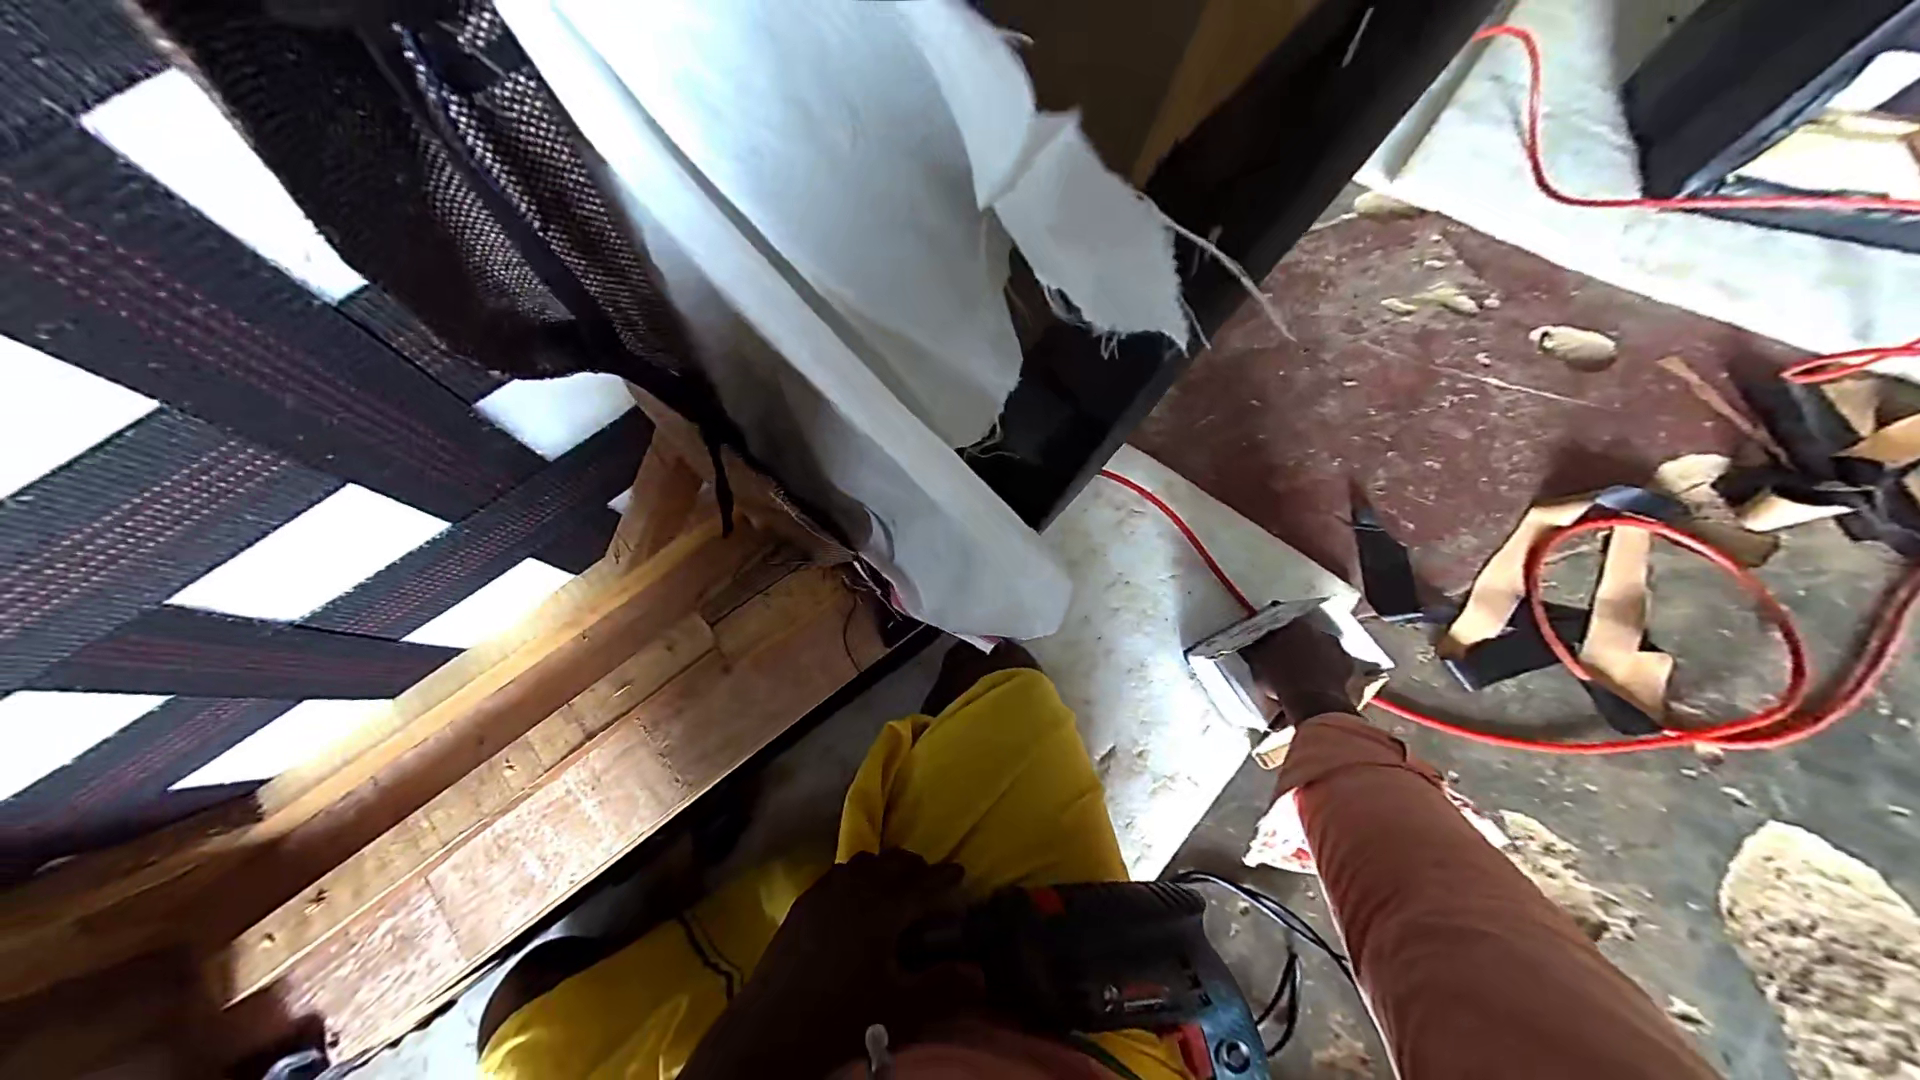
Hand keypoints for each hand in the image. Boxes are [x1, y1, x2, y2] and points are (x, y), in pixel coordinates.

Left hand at [680, 850, 980, 1079]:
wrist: (767, 1033)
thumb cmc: (839, 1019)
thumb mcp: (899, 1010)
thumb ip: (943, 988)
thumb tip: (982, 974)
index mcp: (882, 908)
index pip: (922, 883)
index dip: (944, 877)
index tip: (960, 871)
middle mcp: (854, 888)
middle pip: (893, 863)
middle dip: (916, 868)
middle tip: (931, 882)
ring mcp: (824, 892)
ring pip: (864, 862)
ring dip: (885, 868)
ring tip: (895, 886)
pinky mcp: (802, 903)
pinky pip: (839, 873)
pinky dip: (857, 875)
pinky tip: (855, 898)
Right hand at [1241, 617, 1357, 725]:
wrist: (1314, 704)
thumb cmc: (1280, 679)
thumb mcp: (1256, 663)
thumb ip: (1253, 648)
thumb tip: (1248, 641)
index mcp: (1291, 624)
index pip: (1277, 619)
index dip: (1270, 630)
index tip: (1265, 639)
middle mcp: (1316, 629)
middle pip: (1301, 631)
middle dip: (1293, 641)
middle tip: (1282, 654)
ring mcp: (1334, 647)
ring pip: (1318, 645)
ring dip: (1311, 653)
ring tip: (1299, 669)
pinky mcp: (1347, 665)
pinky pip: (1333, 662)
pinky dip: (1326, 668)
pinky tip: (1317, 679)